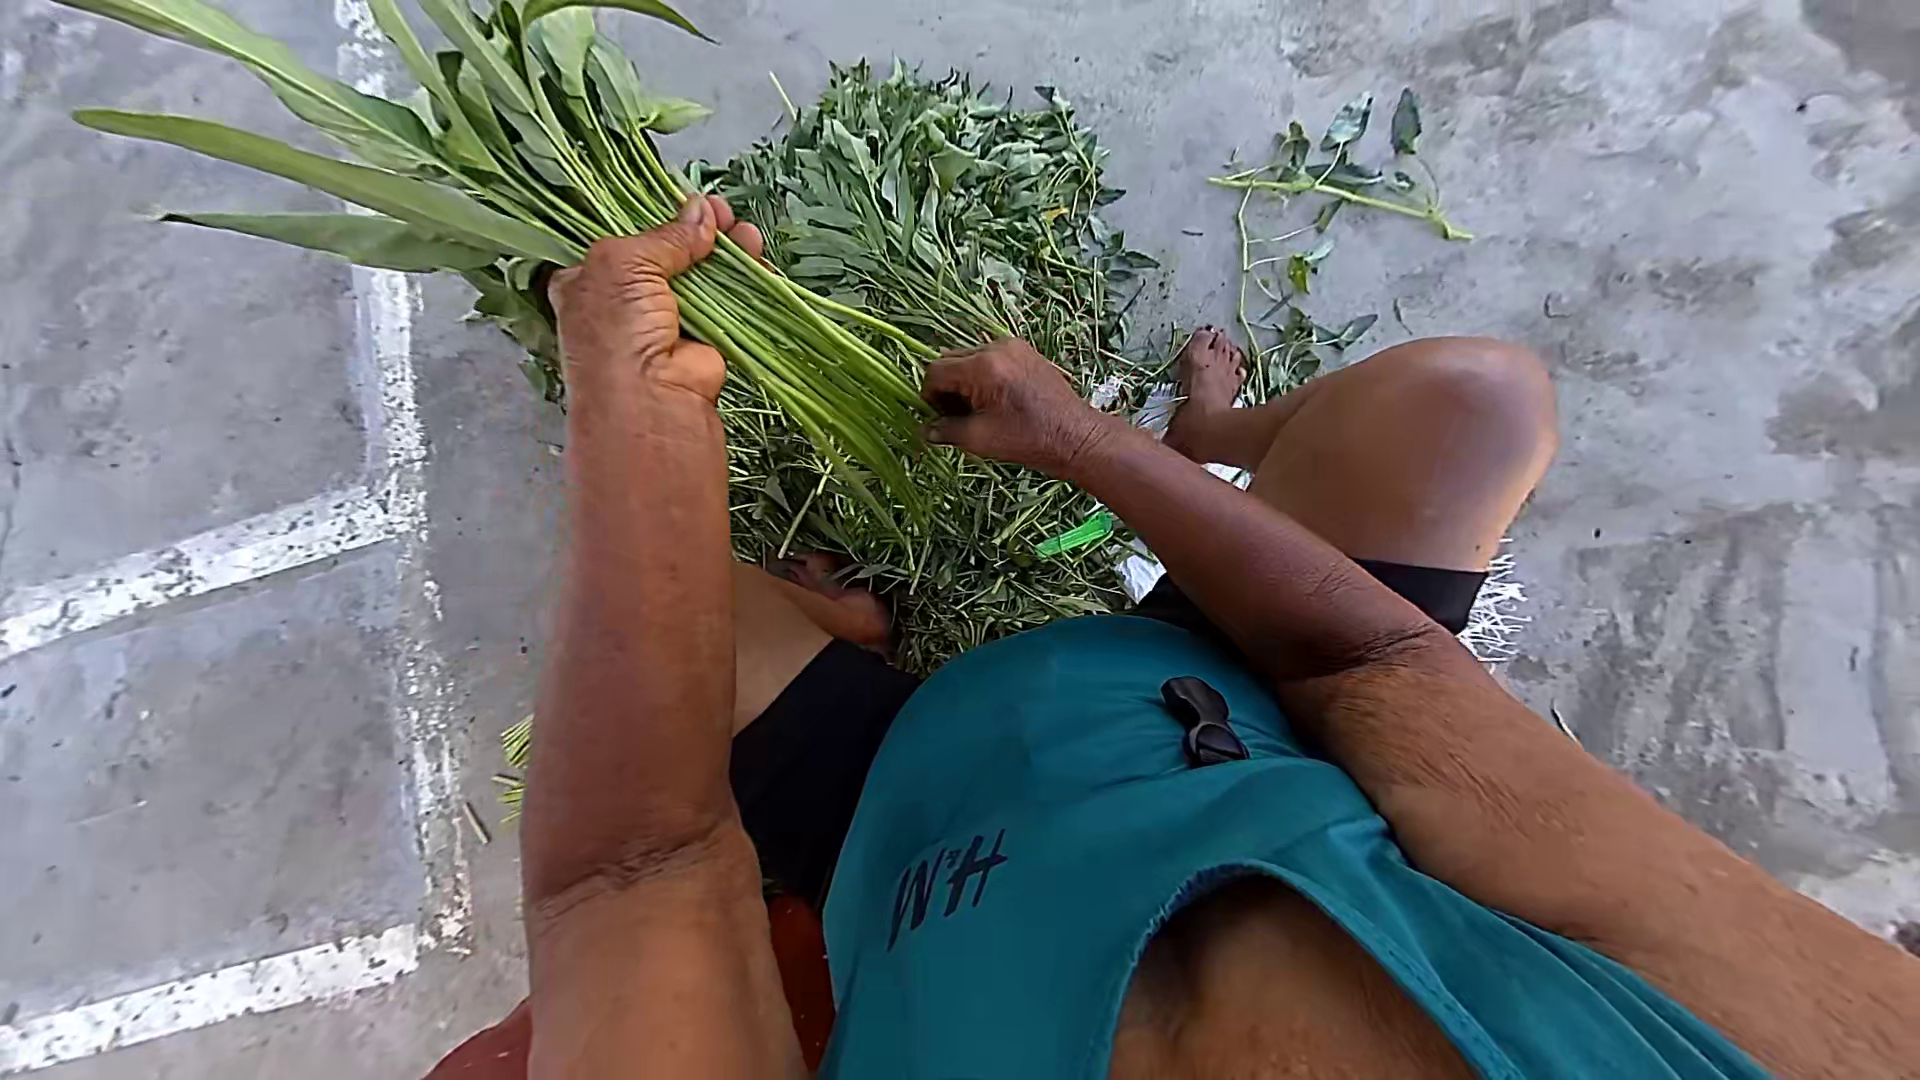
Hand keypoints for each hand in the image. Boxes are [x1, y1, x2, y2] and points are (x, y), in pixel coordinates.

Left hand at [548, 194, 763, 404]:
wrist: (651, 396)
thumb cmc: (618, 327)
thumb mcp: (624, 263)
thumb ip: (665, 237)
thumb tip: (701, 210)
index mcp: (595, 278)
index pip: (630, 237)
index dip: (661, 217)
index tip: (691, 201)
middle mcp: (633, 299)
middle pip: (674, 255)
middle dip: (702, 233)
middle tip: (728, 214)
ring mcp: (673, 321)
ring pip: (706, 278)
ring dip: (730, 255)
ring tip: (750, 236)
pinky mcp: (709, 340)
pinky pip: (731, 305)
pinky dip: (748, 286)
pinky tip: (762, 266)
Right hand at [919, 338, 1117, 476]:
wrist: (1076, 437)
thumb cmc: (1029, 440)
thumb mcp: (980, 439)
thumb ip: (946, 430)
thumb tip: (925, 431)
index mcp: (983, 366)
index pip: (936, 371)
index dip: (929, 396)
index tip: (937, 418)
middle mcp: (996, 347)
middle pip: (951, 360)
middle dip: (946, 388)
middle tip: (955, 417)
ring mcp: (1013, 346)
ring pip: (969, 358)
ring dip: (963, 383)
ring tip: (976, 411)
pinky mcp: (1025, 352)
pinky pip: (990, 358)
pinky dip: (982, 377)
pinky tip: (993, 402)